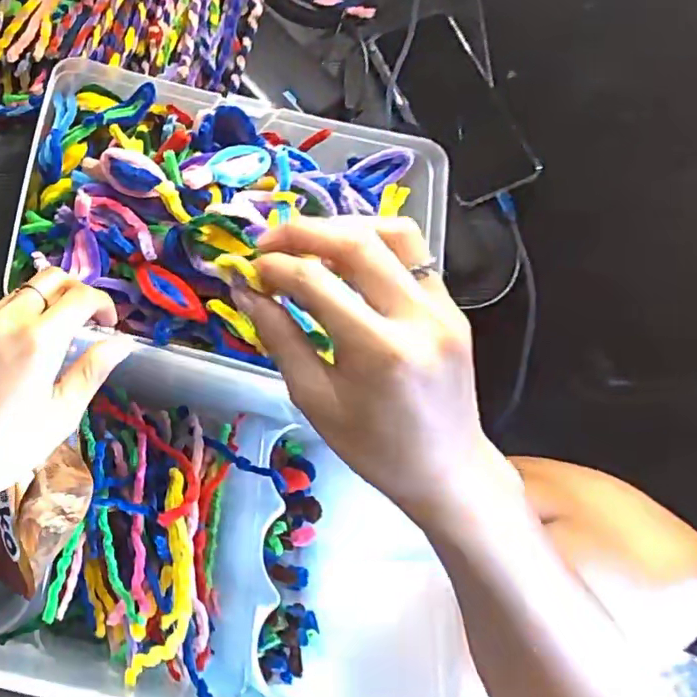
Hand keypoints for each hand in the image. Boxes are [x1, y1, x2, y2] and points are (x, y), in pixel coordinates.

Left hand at [0, 269, 135, 537]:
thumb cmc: (4, 449)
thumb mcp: (59, 416)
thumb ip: (91, 372)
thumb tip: (118, 345)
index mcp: (37, 340)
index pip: (80, 296)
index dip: (102, 303)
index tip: (107, 323)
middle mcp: (5, 319)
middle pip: (49, 278)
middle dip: (74, 291)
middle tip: (84, 320)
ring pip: (20, 293)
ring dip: (44, 304)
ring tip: (51, 341)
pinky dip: (15, 318)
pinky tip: (16, 354)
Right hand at [235, 217, 517, 522]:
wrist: (446, 469)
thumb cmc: (371, 446)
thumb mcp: (312, 397)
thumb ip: (279, 337)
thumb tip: (244, 291)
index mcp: (378, 350)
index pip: (316, 281)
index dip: (273, 267)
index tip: (245, 270)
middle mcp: (417, 318)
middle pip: (356, 243)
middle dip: (301, 232)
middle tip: (265, 242)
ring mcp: (442, 307)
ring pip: (394, 234)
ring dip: (341, 227)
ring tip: (305, 243)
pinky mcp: (451, 306)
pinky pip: (412, 254)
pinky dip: (371, 243)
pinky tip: (341, 259)